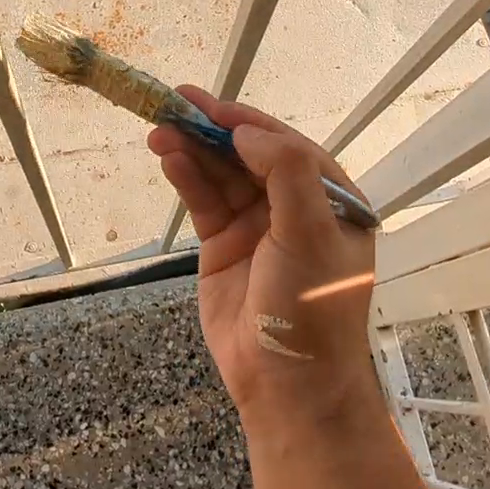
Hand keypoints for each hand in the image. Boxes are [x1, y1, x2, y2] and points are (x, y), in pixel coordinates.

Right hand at [148, 87, 382, 429]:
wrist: (286, 386)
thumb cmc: (311, 307)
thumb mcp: (311, 234)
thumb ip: (286, 174)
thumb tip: (247, 133)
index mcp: (330, 198)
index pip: (286, 146)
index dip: (246, 122)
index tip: (209, 105)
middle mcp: (292, 206)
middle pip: (247, 155)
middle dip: (212, 130)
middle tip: (173, 102)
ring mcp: (256, 225)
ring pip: (221, 175)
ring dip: (192, 150)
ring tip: (160, 129)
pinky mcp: (222, 246)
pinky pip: (204, 202)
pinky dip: (186, 179)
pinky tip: (169, 159)